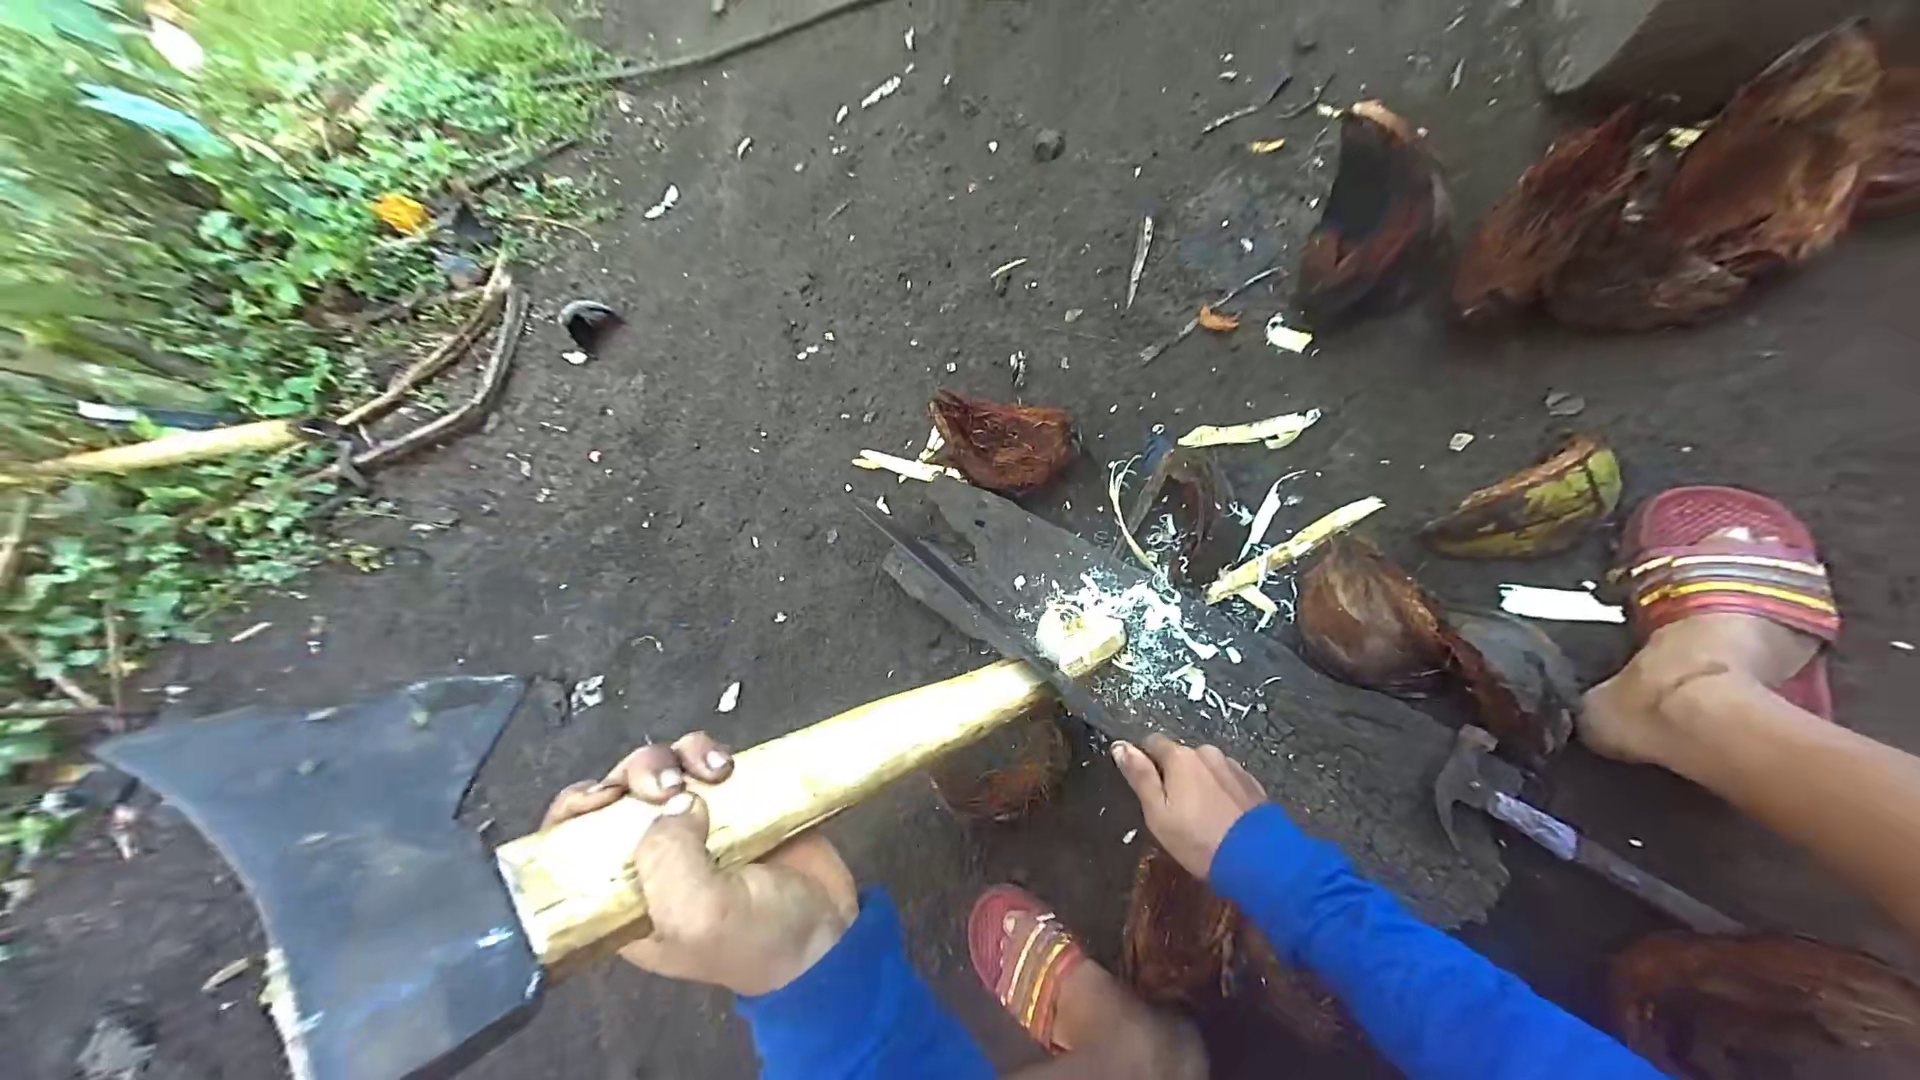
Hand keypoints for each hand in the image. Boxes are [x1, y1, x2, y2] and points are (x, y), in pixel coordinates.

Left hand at [541, 733, 859, 995]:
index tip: (606, 796)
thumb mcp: (698, 917)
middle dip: (640, 773)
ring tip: (715, 769)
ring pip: (665, 765)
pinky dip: (709, 751)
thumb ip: (669, 861)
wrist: (828, 927)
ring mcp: (695, 822)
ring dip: (680, 755)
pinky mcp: (733, 798)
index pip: (572, 843)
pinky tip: (728, 763)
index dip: (577, 810)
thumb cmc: (757, 937)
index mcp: (625, 894)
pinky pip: (705, 759)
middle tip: (670, 785)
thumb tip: (675, 800)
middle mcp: (652, 853)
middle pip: (620, 790)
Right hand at [1111, 734, 1265, 878]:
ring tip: (1202, 816)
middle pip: (1180, 756)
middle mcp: (1206, 753)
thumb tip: (1119, 745)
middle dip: (1174, 774)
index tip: (1148, 789)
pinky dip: (1220, 792)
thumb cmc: (1199, 840)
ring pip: (1205, 768)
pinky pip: (1226, 780)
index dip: (1145, 762)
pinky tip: (1223, 817)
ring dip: (1199, 783)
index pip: (1151, 742)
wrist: (1262, 862)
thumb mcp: (1158, 813)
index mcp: (1179, 757)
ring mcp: (1233, 767)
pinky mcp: (1253, 784)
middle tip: (1175, 810)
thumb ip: (1139, 776)